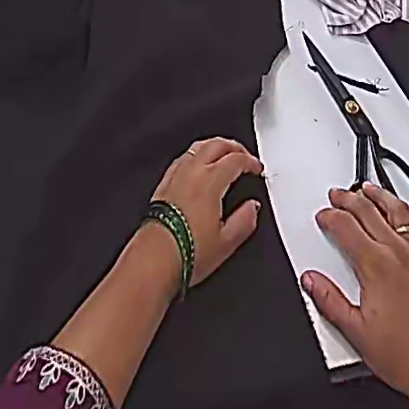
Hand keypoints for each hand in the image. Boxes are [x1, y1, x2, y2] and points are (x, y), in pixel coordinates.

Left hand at [149, 138, 263, 285]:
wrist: (153, 262)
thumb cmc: (185, 253)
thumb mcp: (226, 242)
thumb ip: (245, 221)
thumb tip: (252, 208)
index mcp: (211, 181)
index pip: (236, 159)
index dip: (250, 161)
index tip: (256, 168)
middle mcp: (192, 172)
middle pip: (216, 145)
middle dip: (233, 146)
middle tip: (243, 155)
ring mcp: (175, 177)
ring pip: (197, 148)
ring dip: (214, 147)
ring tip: (222, 155)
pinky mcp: (162, 185)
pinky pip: (182, 159)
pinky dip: (195, 156)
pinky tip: (196, 166)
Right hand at [302, 184, 408, 408]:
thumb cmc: (403, 354)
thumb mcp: (355, 332)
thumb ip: (330, 301)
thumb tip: (311, 280)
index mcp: (375, 266)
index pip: (346, 227)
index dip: (330, 216)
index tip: (322, 216)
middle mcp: (398, 253)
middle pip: (369, 211)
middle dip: (349, 198)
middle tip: (337, 195)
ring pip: (398, 212)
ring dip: (381, 196)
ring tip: (369, 189)